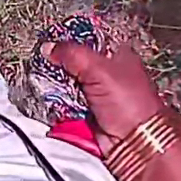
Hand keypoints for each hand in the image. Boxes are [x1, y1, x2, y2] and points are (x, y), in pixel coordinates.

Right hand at [46, 40, 165, 139]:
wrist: (133, 141)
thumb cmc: (129, 103)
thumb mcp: (101, 70)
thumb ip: (73, 54)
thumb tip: (49, 47)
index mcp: (114, 55)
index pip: (86, 39)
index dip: (67, 40)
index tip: (50, 43)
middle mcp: (102, 73)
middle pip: (70, 62)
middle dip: (57, 66)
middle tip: (47, 67)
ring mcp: (91, 93)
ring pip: (62, 82)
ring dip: (55, 86)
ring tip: (51, 86)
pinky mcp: (81, 111)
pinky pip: (60, 102)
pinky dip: (55, 102)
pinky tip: (53, 100)